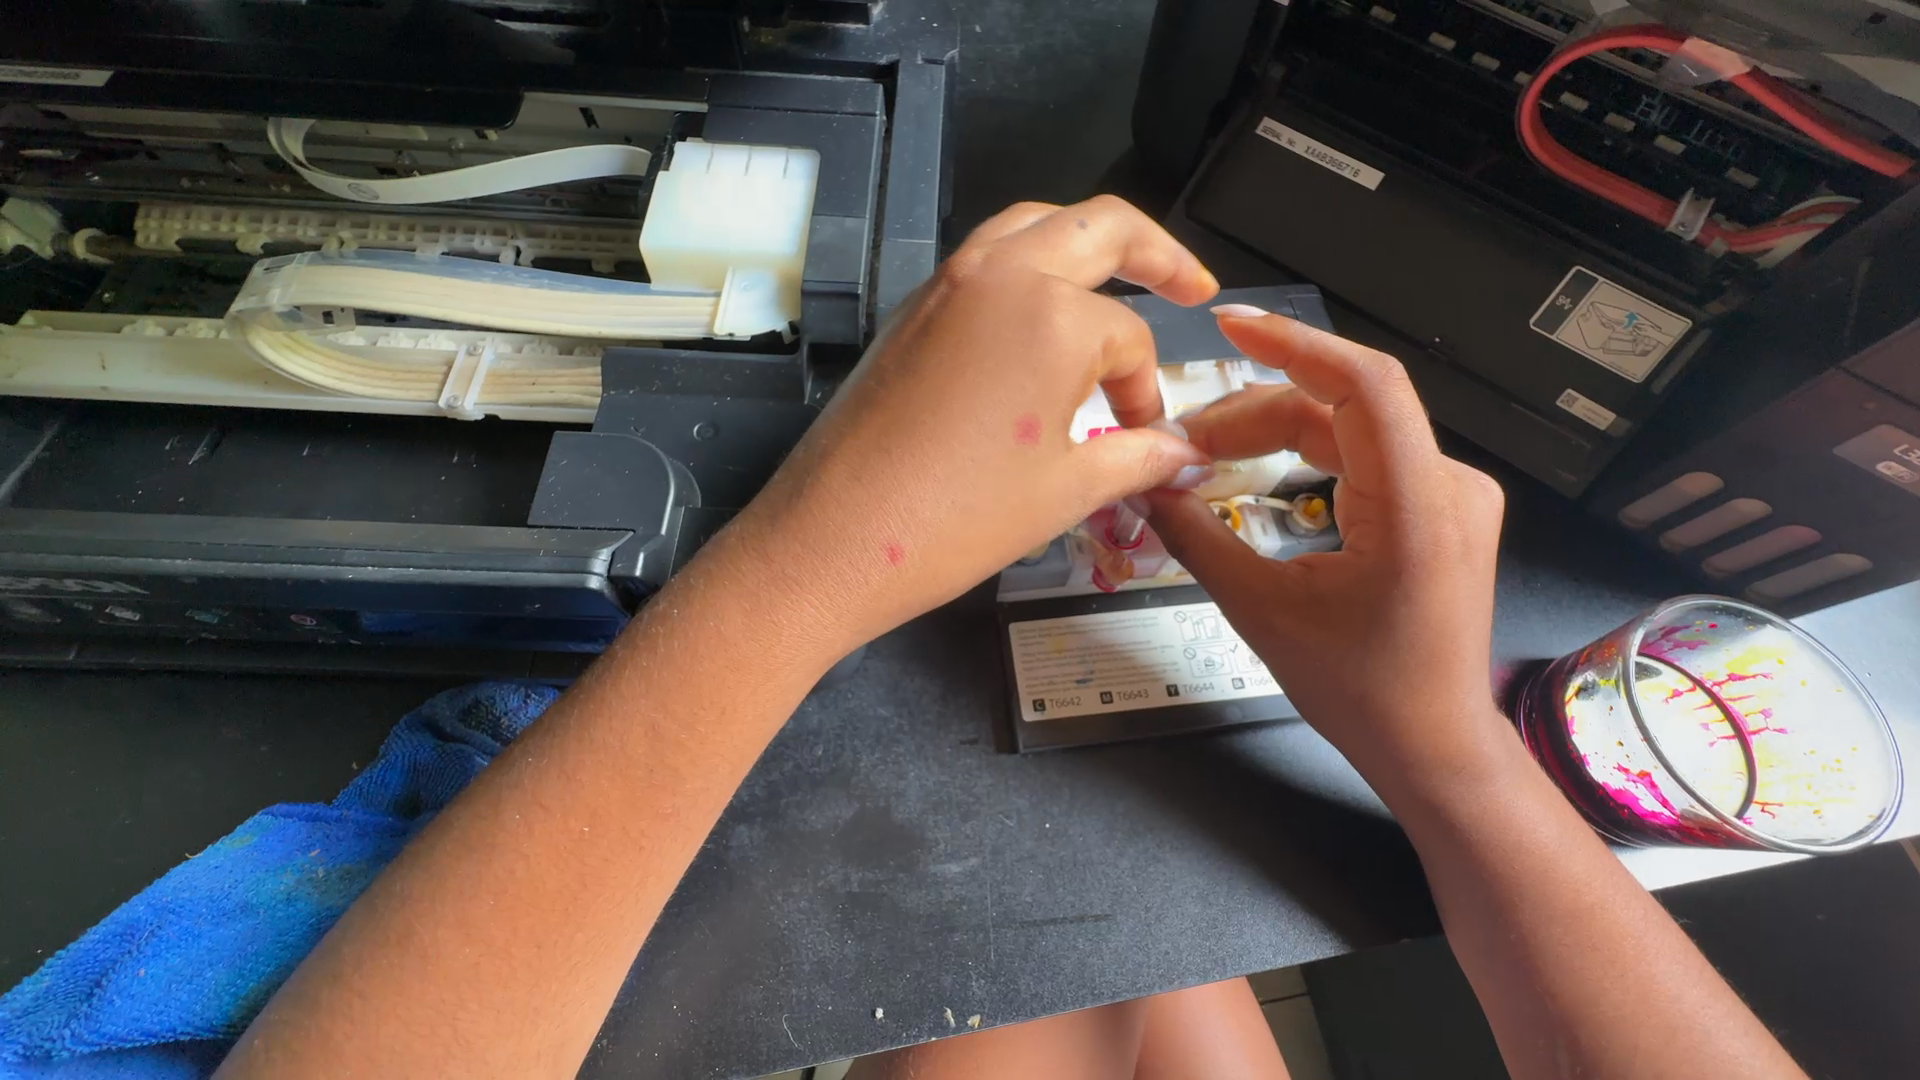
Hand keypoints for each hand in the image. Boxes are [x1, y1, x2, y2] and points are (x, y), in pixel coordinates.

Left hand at [708, 196, 1218, 653]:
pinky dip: (1026, 269)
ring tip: (1116, 280)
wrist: (832, 540)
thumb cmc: (959, 520)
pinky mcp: (910, 310)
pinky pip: (984, 261)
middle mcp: (1000, 276)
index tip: (1143, 434)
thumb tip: (1185, 455)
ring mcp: (946, 285)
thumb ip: (1138, 458)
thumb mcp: (1065, 491)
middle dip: (1156, 253)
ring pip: (1033, 227)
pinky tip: (1038, 319)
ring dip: (1084, 243)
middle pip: (1098, 229)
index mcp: (1052, 315)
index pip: (1128, 338)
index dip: (1146, 388)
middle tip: (1191, 284)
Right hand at [1144, 310, 1509, 790]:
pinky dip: (1300, 454)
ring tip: (1205, 454)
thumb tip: (1147, 487)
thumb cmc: (1358, 689)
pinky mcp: (1432, 508)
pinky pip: (1359, 455)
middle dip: (1253, 413)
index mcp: (1416, 506)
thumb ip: (1198, 539)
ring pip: (1346, 429)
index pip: (1364, 386)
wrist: (1429, 742)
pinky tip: (1255, 466)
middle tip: (1183, 441)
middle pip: (1339, 407)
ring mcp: (1446, 494)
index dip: (1294, 345)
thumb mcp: (1262, 611)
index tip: (1230, 326)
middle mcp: (1446, 484)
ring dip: (1272, 433)